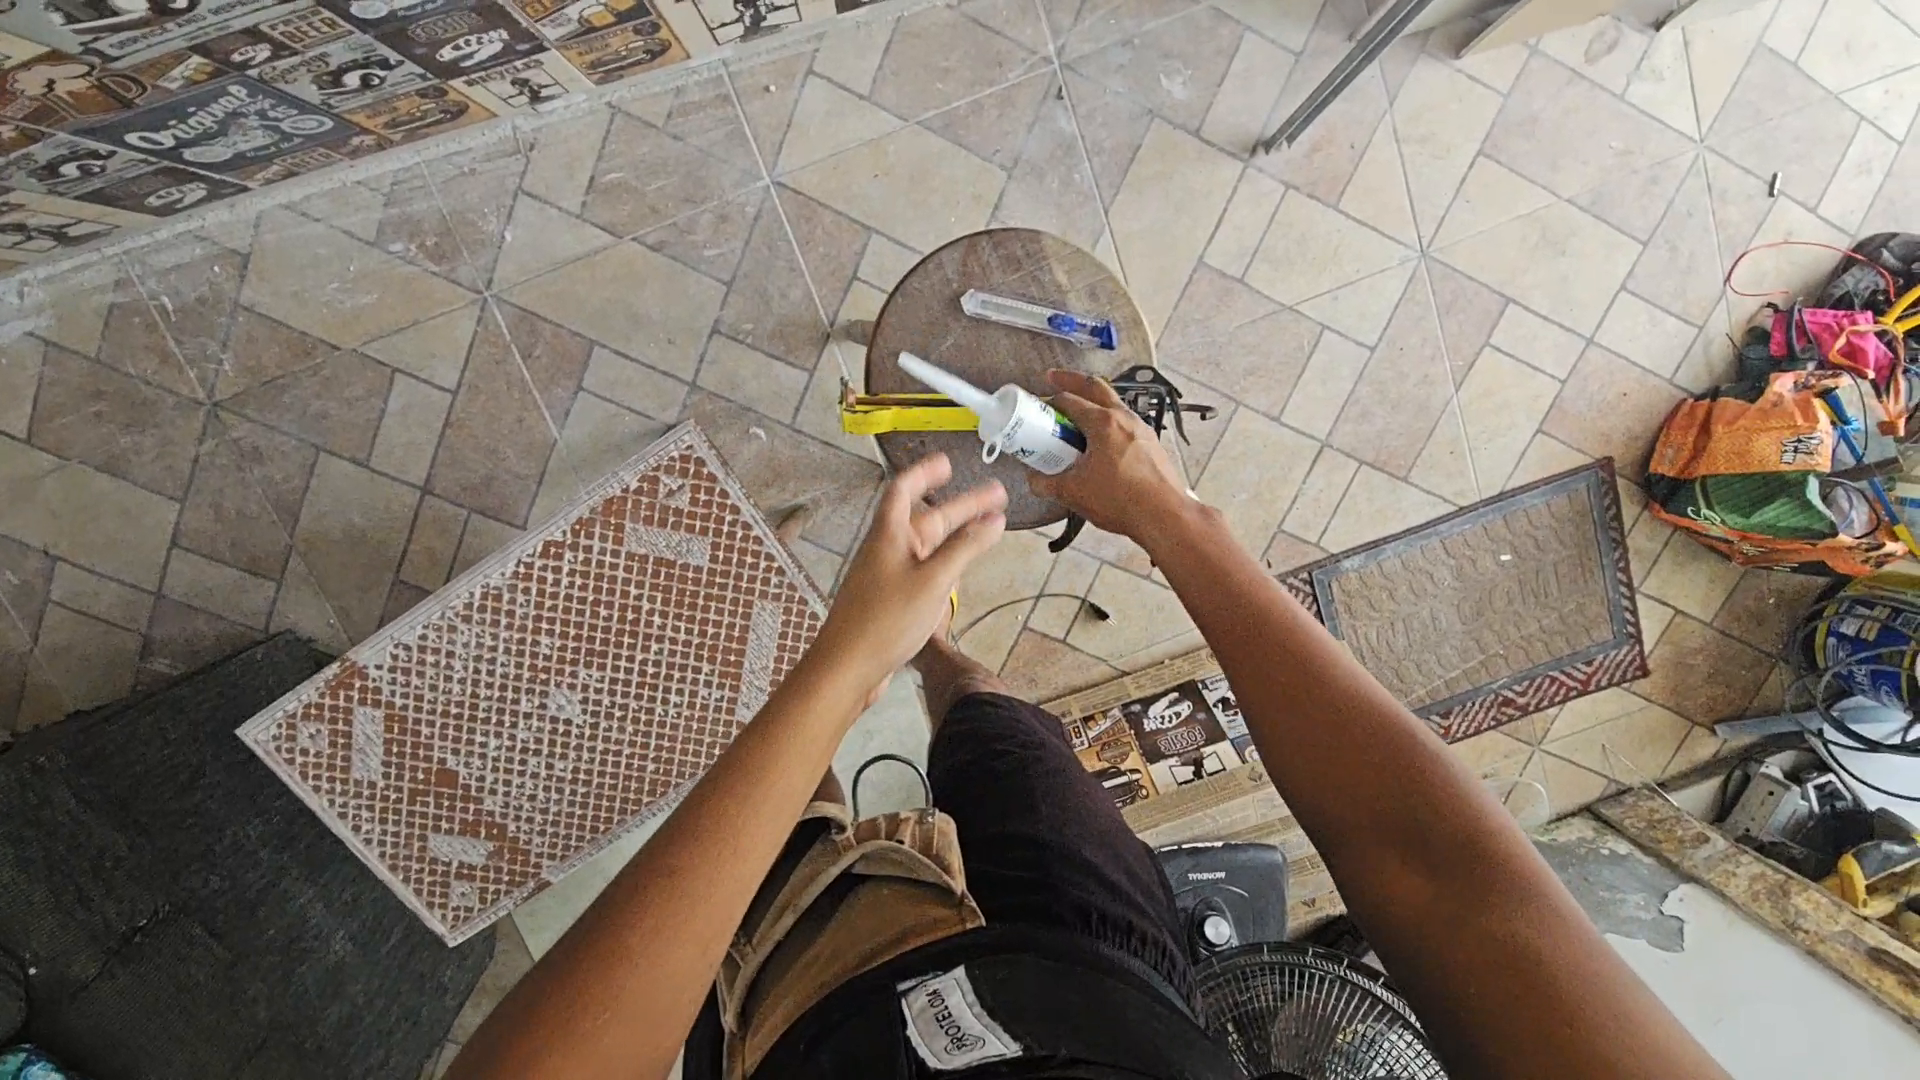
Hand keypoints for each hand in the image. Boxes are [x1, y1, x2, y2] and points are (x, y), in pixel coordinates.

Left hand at [813, 454, 1005, 688]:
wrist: (846, 669)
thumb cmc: (886, 619)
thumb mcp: (933, 581)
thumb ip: (965, 548)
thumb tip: (995, 519)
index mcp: (890, 535)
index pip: (904, 490)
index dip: (925, 472)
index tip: (948, 462)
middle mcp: (888, 549)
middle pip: (926, 518)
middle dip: (962, 506)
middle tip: (997, 496)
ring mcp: (889, 576)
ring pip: (927, 547)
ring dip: (956, 536)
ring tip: (989, 528)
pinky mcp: (891, 601)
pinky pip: (922, 572)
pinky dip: (945, 564)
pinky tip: (960, 570)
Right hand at [1028, 369, 1191, 545]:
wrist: (1165, 516)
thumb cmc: (1122, 500)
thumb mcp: (1073, 493)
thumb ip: (1046, 483)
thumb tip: (1034, 479)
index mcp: (1103, 423)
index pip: (1069, 400)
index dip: (1047, 401)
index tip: (1036, 407)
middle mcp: (1124, 418)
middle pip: (1095, 387)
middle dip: (1071, 380)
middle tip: (1053, 379)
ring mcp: (1141, 429)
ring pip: (1113, 404)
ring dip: (1092, 402)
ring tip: (1076, 415)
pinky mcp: (1151, 444)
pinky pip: (1124, 424)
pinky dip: (1107, 423)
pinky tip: (1099, 442)